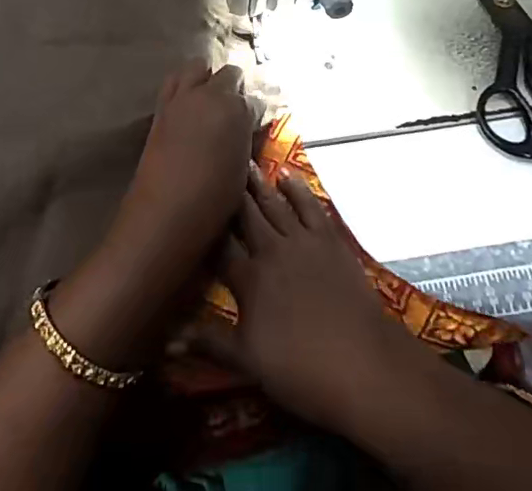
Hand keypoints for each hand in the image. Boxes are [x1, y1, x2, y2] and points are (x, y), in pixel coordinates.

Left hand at [105, 63, 261, 277]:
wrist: (166, 212)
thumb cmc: (214, 198)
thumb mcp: (242, 168)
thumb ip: (245, 137)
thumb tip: (247, 125)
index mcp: (235, 108)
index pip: (253, 98)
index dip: (255, 110)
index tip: (255, 122)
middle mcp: (208, 94)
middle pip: (227, 74)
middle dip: (234, 86)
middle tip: (235, 108)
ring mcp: (180, 97)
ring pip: (196, 67)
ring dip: (206, 77)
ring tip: (209, 97)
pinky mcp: (160, 107)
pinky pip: (174, 82)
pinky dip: (183, 85)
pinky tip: (188, 105)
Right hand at [202, 170, 413, 428]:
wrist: (364, 364)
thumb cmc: (302, 370)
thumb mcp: (248, 362)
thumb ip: (208, 342)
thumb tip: (166, 339)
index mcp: (248, 280)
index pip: (218, 246)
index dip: (203, 227)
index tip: (188, 207)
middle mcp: (271, 252)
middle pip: (245, 216)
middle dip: (229, 193)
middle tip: (215, 166)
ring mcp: (303, 243)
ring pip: (274, 205)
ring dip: (258, 183)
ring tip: (244, 162)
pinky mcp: (330, 241)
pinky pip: (310, 207)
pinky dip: (298, 189)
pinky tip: (287, 175)